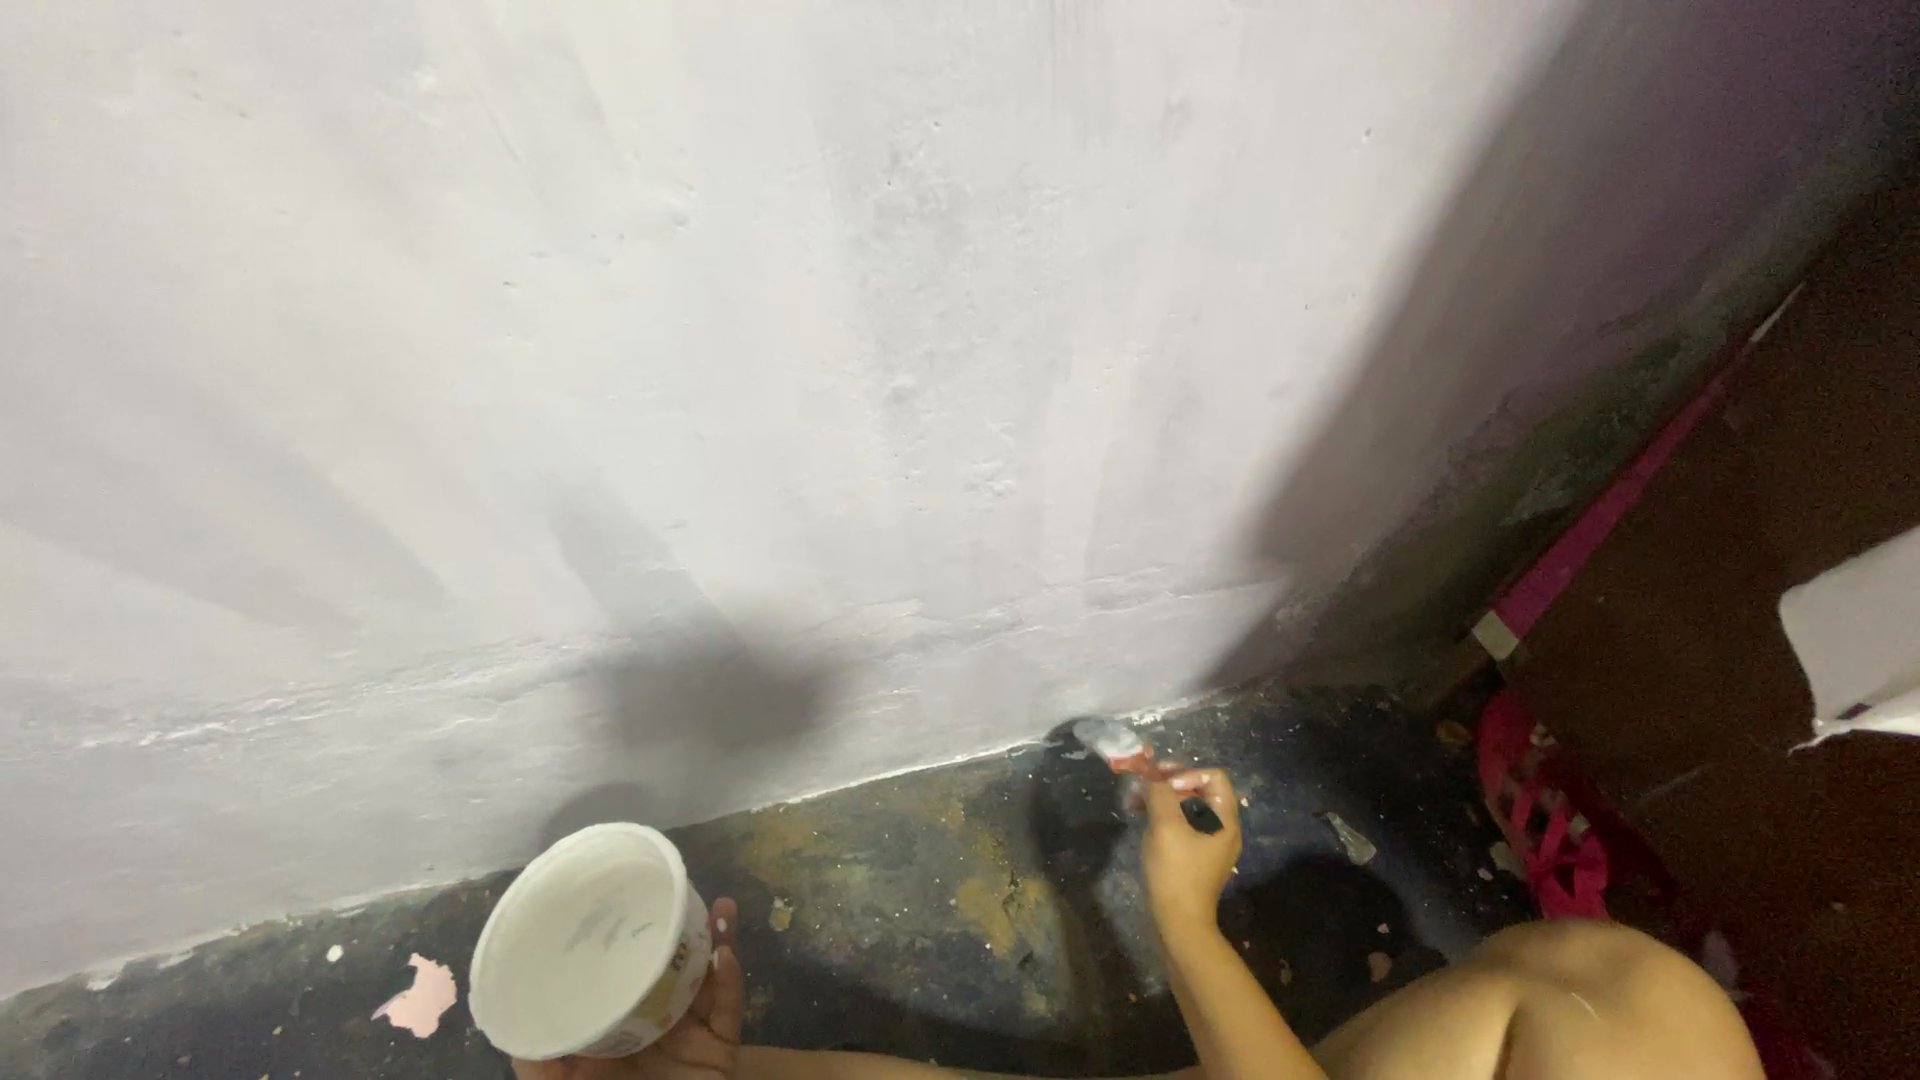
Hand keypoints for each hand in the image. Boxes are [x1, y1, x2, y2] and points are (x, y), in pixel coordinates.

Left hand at [512, 897, 744, 1079]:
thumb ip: (542, 1073)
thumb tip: (513, 1029)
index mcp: (620, 1034)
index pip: (626, 979)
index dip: (629, 942)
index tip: (628, 904)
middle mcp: (657, 1025)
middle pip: (674, 968)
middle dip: (682, 931)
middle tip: (684, 893)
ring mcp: (692, 1036)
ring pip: (708, 977)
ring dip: (717, 940)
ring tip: (721, 909)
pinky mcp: (721, 1048)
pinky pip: (728, 1008)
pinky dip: (730, 980)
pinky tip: (725, 956)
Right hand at [1142, 769, 1242, 932]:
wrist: (1179, 922)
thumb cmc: (1176, 871)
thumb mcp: (1166, 826)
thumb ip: (1159, 793)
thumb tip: (1152, 776)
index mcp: (1224, 820)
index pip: (1214, 776)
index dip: (1187, 773)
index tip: (1164, 786)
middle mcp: (1221, 828)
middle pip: (1199, 789)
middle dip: (1168, 782)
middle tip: (1143, 783)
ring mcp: (1208, 842)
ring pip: (1186, 806)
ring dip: (1161, 797)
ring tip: (1134, 799)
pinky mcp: (1194, 854)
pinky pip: (1181, 823)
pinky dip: (1162, 815)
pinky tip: (1140, 815)